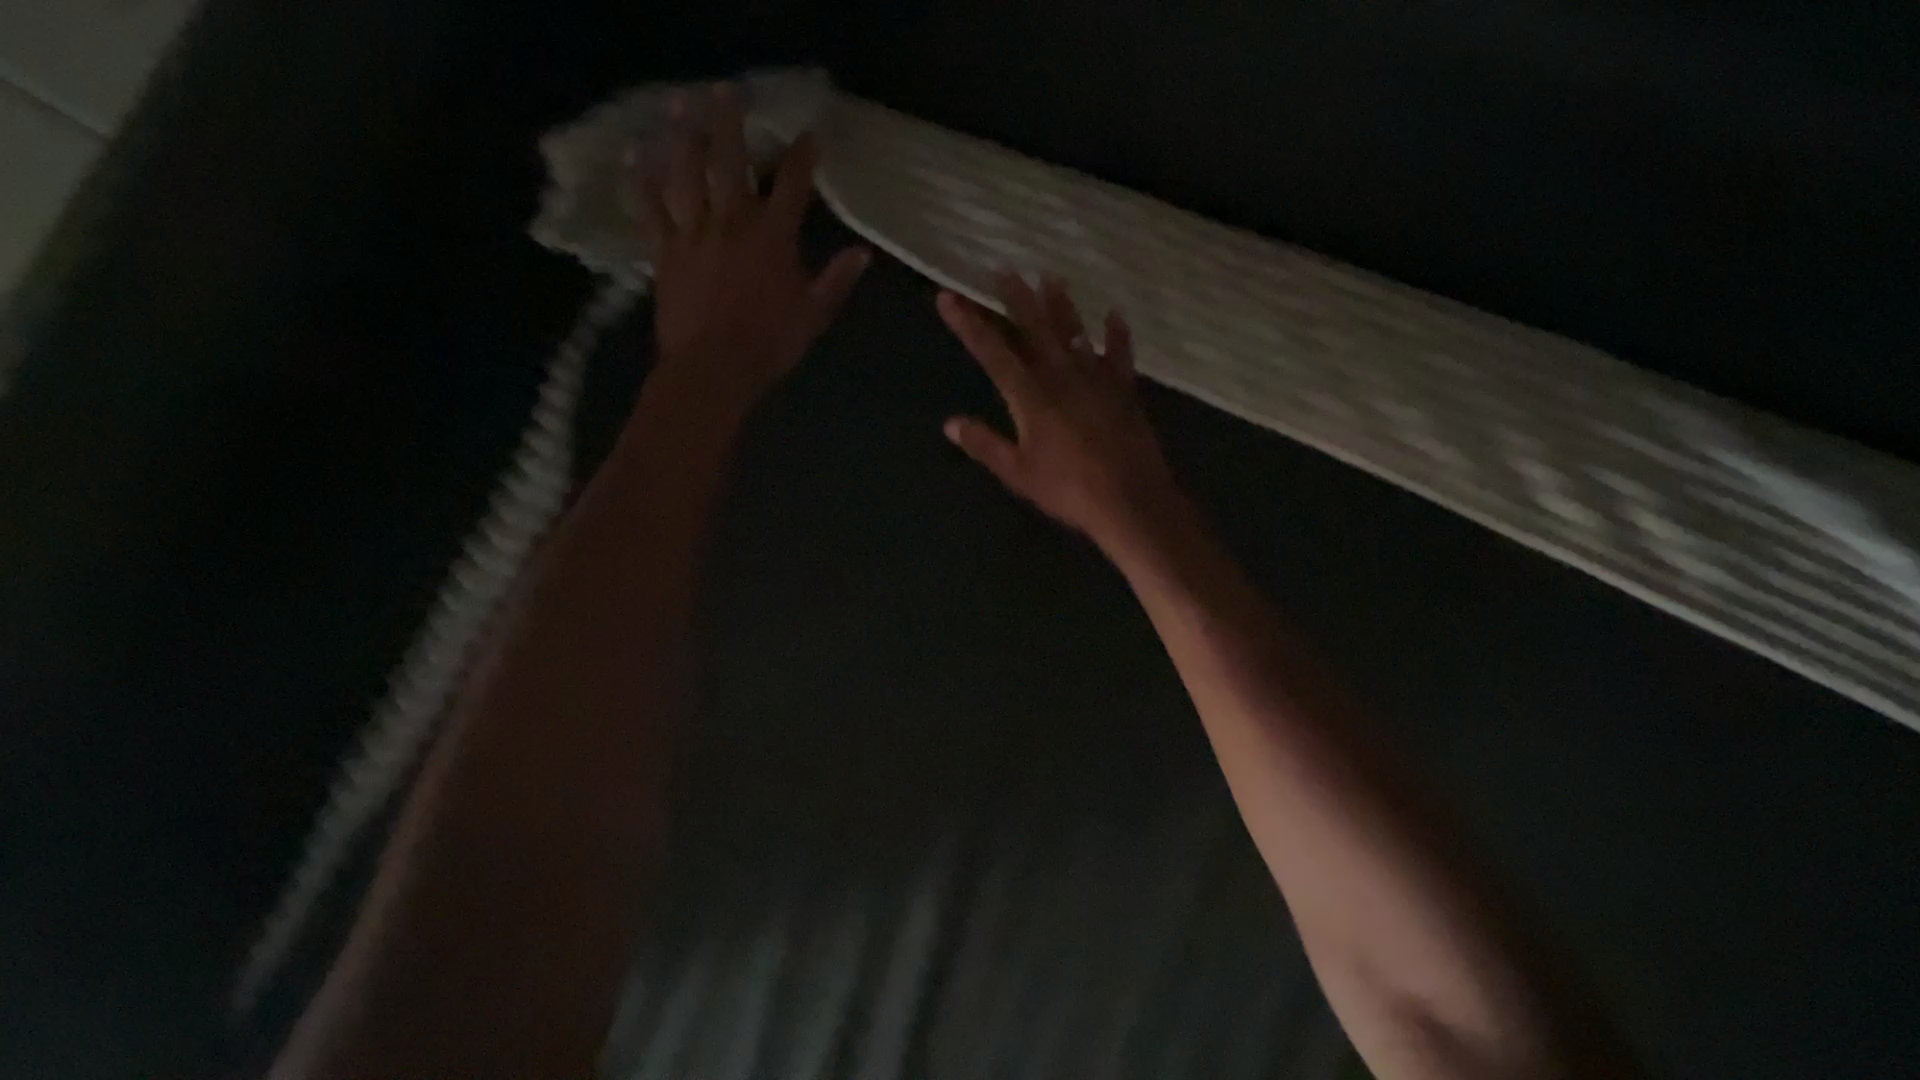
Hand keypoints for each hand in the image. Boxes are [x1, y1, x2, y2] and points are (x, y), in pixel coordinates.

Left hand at [635, 83, 870, 409]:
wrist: (712, 369)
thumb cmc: (769, 344)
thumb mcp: (814, 314)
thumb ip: (836, 280)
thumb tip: (862, 253)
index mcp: (773, 236)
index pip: (792, 184)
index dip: (803, 154)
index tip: (810, 132)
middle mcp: (732, 222)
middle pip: (731, 161)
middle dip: (731, 123)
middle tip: (728, 90)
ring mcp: (693, 233)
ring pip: (686, 174)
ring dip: (684, 136)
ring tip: (681, 105)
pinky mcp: (665, 252)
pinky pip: (651, 211)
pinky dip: (642, 183)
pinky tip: (634, 157)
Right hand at [940, 273, 1185, 552]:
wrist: (1130, 500)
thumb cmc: (1068, 490)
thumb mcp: (1018, 472)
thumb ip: (985, 444)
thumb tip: (950, 424)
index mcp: (1030, 396)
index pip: (992, 352)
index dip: (968, 323)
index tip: (949, 297)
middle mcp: (1061, 376)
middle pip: (1035, 328)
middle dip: (1016, 298)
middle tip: (1004, 269)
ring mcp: (1096, 379)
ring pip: (1074, 332)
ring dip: (1061, 304)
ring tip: (1050, 277)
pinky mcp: (1124, 390)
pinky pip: (1119, 353)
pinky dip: (1116, 334)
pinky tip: (1114, 315)